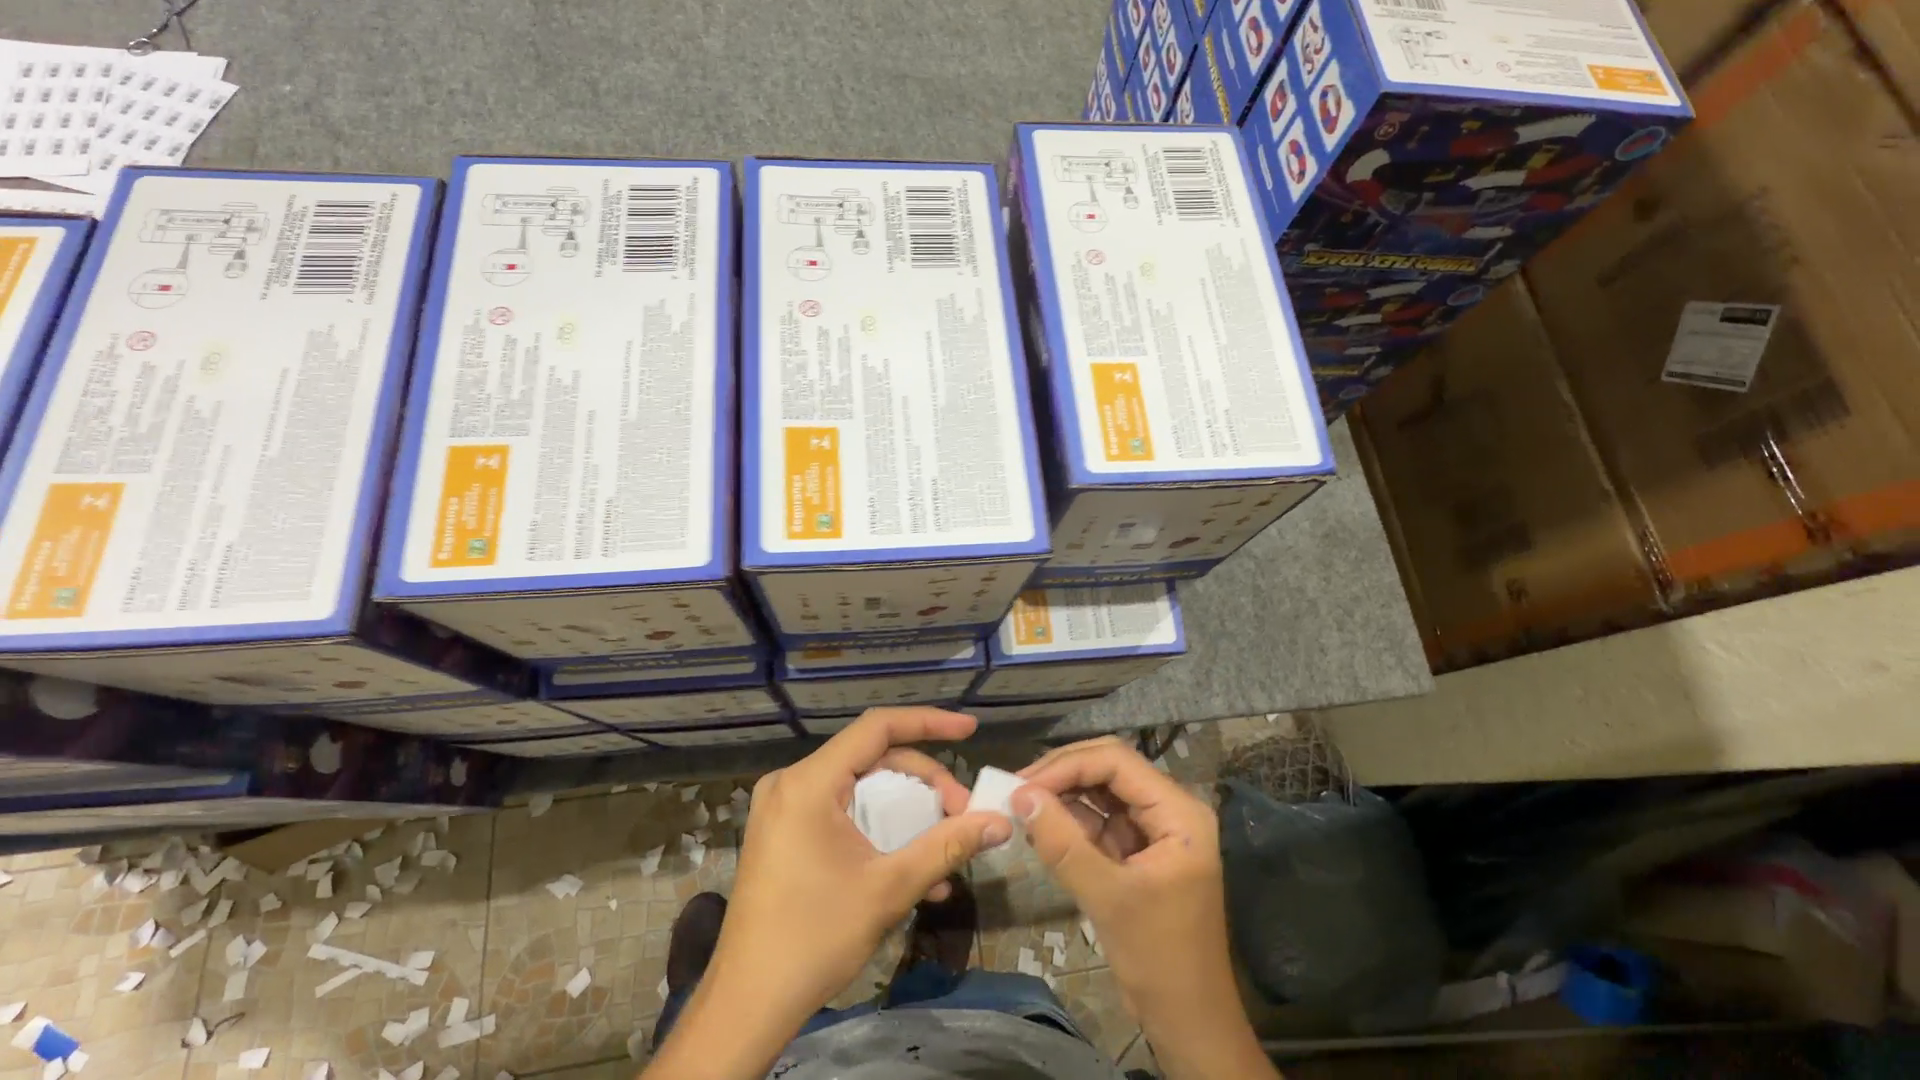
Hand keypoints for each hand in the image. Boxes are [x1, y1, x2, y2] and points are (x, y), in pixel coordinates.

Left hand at [716, 707, 1010, 1020]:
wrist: (750, 1002)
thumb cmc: (816, 937)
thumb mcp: (890, 888)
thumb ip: (948, 846)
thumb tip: (1001, 821)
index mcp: (808, 783)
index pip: (877, 728)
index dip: (929, 723)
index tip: (970, 730)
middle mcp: (791, 784)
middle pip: (872, 760)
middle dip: (925, 784)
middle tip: (963, 814)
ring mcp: (783, 811)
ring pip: (861, 790)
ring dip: (907, 814)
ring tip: (947, 850)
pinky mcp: (784, 836)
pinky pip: (842, 815)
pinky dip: (880, 833)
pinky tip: (918, 874)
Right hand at [1015, 737, 1274, 1077]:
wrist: (1187, 1017)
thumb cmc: (1159, 956)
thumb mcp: (1108, 897)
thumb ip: (1063, 843)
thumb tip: (1020, 794)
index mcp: (1179, 812)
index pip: (1117, 762)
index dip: (1067, 765)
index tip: (1021, 784)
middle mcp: (1170, 811)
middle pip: (1110, 769)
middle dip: (1062, 774)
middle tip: (1015, 788)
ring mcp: (1154, 832)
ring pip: (1102, 793)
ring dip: (1062, 795)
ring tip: (1019, 803)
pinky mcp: (1138, 853)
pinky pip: (1100, 822)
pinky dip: (1070, 821)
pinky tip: (1038, 826)